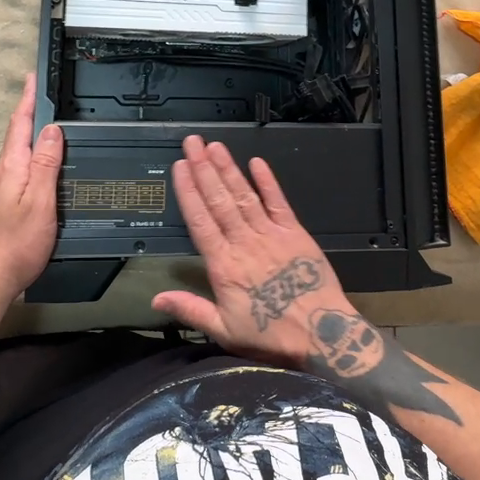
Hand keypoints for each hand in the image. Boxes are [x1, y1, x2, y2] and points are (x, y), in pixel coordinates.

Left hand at [0, 73, 63, 301]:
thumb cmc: (17, 244)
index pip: (21, 124)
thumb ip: (46, 164)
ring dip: (28, 128)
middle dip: (28, 109)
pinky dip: (29, 150)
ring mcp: (3, 187)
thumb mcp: (40, 201)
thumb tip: (51, 129)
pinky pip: (19, 164)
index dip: (29, 99)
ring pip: (17, 149)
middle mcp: (4, 172)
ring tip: (40, 115)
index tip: (34, 78)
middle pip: (17, 133)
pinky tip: (37, 156)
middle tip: (40, 90)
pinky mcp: (5, 200)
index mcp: (12, 167)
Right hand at [151, 136, 356, 366]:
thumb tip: (156, 299)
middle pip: (219, 201)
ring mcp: (271, 235)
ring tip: (215, 146)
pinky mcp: (295, 233)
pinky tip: (257, 163)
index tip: (180, 166)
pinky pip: (278, 203)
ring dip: (228, 169)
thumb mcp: (225, 331)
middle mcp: (245, 243)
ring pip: (244, 196)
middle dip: (204, 169)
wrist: (323, 335)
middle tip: (192, 142)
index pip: (201, 222)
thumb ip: (190, 310)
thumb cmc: (272, 337)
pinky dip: (268, 182)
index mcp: (225, 266)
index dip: (189, 192)